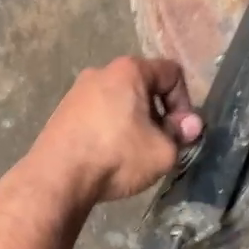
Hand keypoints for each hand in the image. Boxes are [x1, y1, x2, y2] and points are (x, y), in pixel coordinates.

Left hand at [20, 57, 202, 205]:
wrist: (57, 177)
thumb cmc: (116, 157)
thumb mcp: (162, 152)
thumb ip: (181, 136)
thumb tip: (190, 126)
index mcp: (129, 70)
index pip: (172, 73)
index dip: (185, 103)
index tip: (181, 133)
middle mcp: (101, 72)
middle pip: (143, 88)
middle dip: (158, 116)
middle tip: (160, 146)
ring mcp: (77, 92)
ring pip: (119, 103)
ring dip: (133, 125)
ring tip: (134, 155)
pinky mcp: (62, 114)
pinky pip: (97, 117)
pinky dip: (109, 132)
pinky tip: (108, 158)